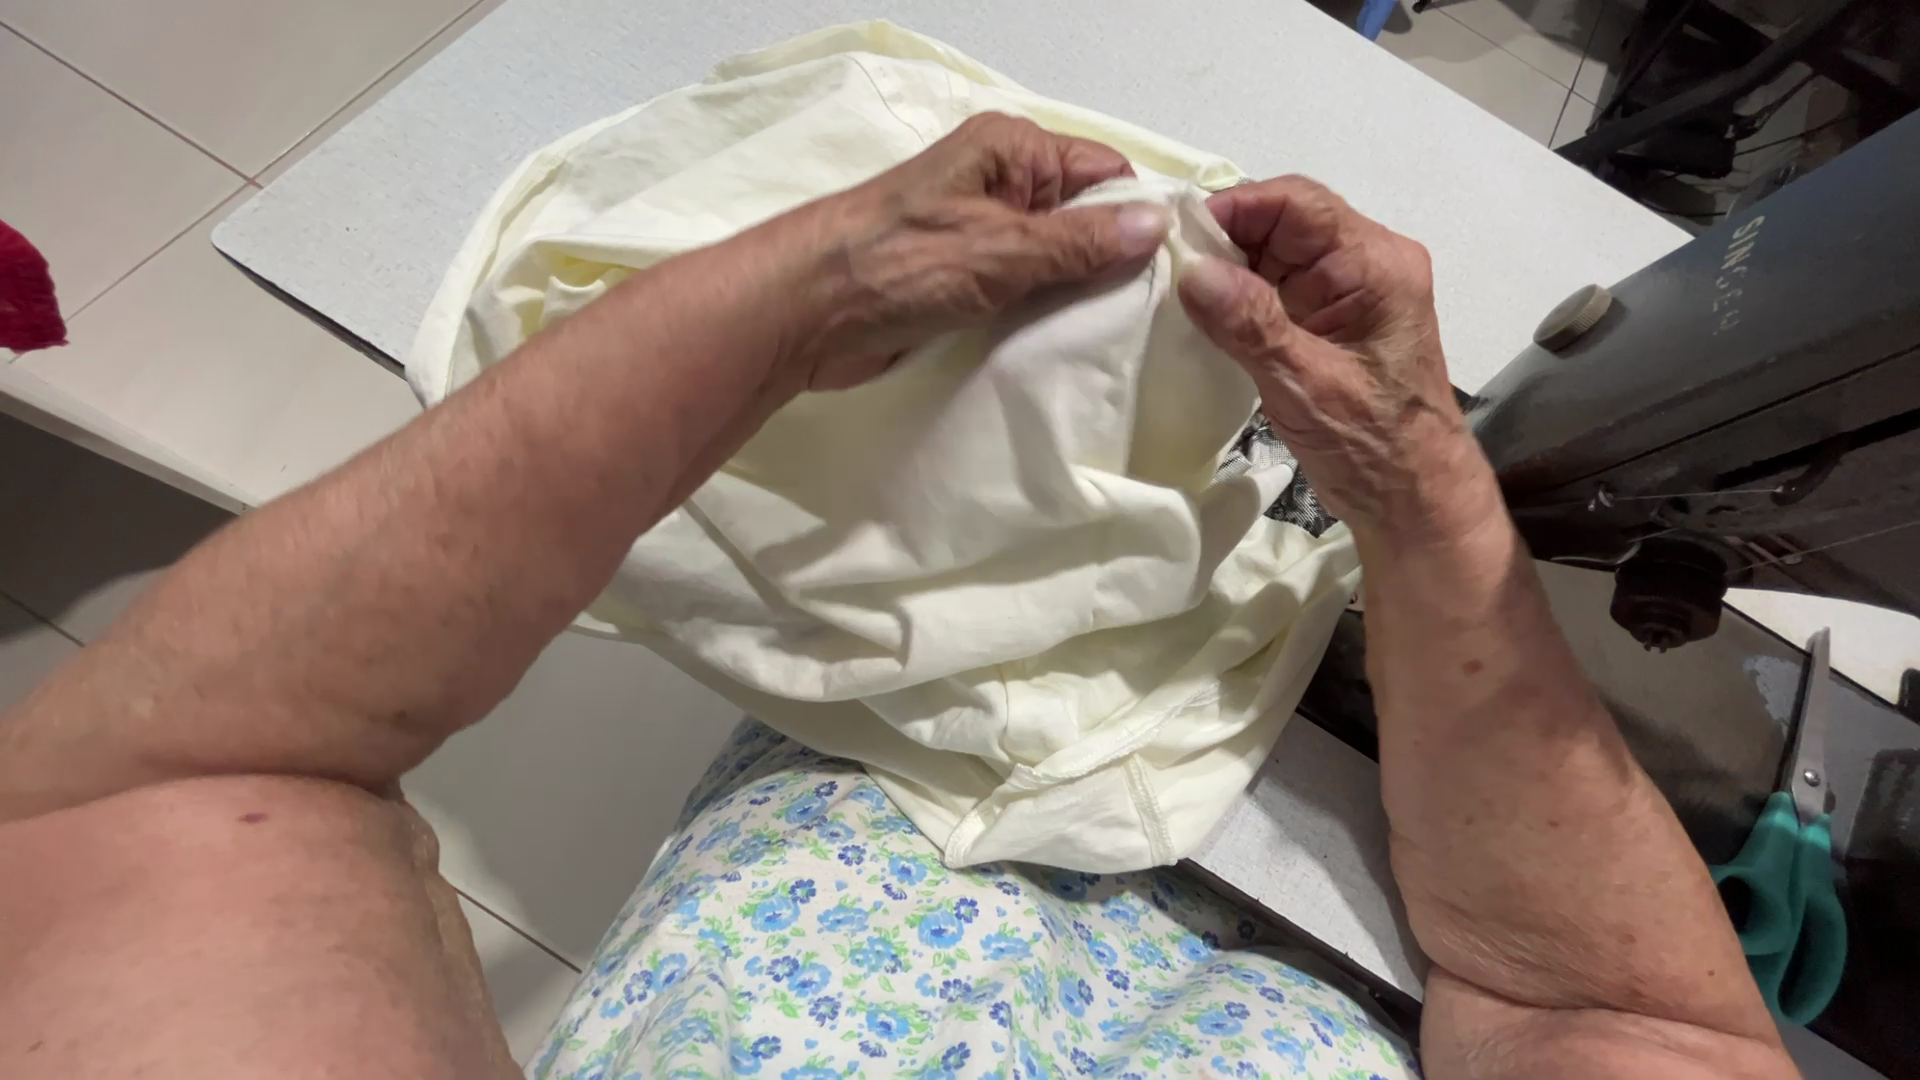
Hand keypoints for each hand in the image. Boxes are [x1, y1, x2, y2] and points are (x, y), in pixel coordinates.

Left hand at [769, 113, 1169, 391]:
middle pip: (1081, 223)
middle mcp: (1000, 192)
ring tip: (1121, 340)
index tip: (1172, 270)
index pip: (1102, 174)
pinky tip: (1072, 349)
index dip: (1137, 216)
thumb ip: (1078, 243)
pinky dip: (1043, 321)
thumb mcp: (999, 248)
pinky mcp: (964, 290)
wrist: (808, 315)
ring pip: (1052, 267)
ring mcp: (981, 244)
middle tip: (1152, 319)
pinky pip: (1021, 300)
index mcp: (1011, 154)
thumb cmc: (898, 265)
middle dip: (1112, 264)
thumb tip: (1155, 225)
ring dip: (1077, 300)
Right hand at [1176, 177, 1496, 543]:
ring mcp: (1342, 296)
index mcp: (1374, 265)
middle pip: (1282, 225)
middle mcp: (1362, 266)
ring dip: (1223, 272)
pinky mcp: (1324, 324)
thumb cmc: (1371, 444)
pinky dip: (1233, 301)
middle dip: (1222, 241)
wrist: (1408, 497)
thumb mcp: (1306, 383)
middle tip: (1162, 269)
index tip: (1174, 238)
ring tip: (1171, 292)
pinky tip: (1199, 319)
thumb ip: (1251, 325)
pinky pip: (1271, 293)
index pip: (1297, 204)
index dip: (1233, 209)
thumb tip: (1191, 271)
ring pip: (1272, 259)